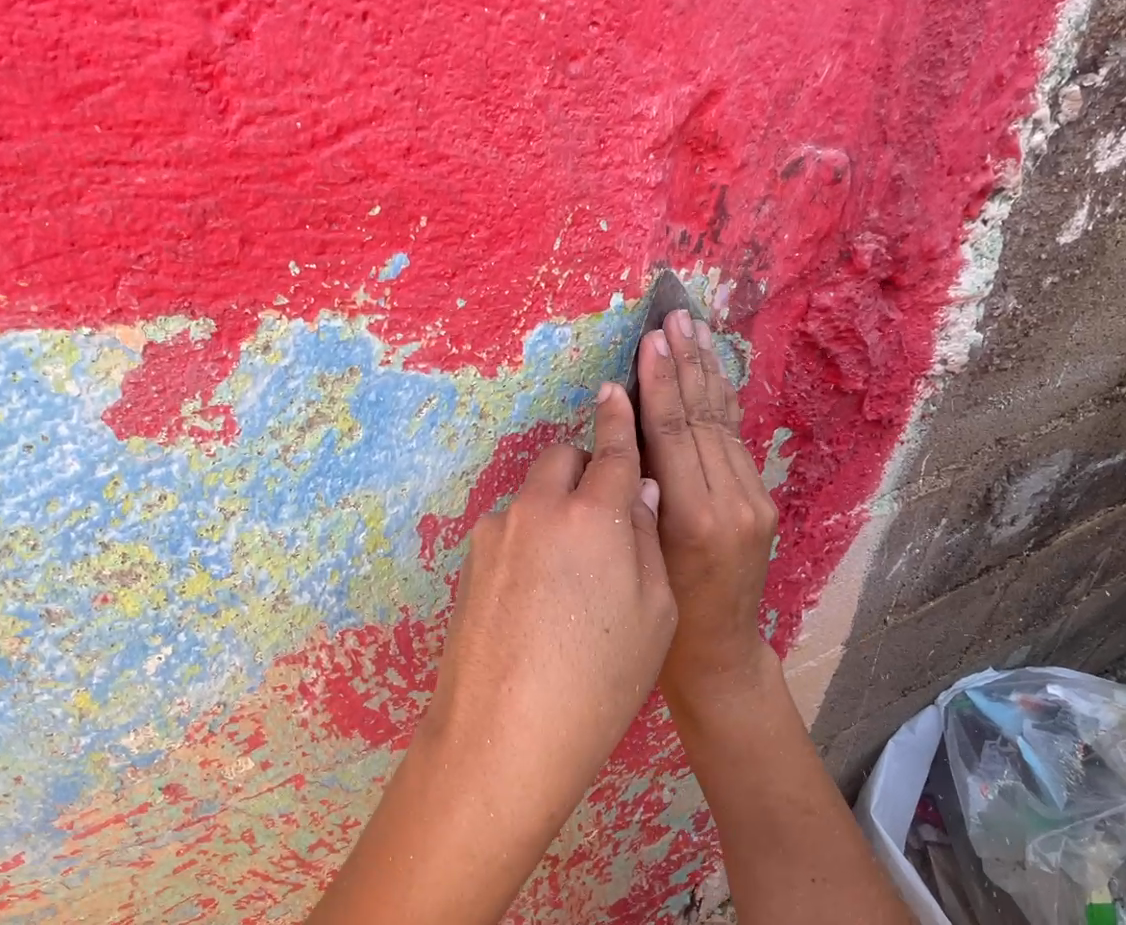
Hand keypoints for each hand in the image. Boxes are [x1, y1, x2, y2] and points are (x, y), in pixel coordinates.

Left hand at [424, 381, 676, 810]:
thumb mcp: (654, 612)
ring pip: (534, 494)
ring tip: (571, 571)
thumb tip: (637, 490)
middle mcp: (540, 508)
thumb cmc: (600, 681)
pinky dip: (530, 538)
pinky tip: (537, 595)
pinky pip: (511, 528)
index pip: (614, 448)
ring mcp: (497, 532)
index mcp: (595, 515)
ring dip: (556, 506)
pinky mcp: (471, 560)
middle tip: (606, 514)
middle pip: (563, 458)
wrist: (503, 734)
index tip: (618, 390)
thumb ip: (646, 538)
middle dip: (586, 468)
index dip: (621, 418)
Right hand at [637, 308, 779, 699]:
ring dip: (707, 372)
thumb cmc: (657, 614)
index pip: (674, 432)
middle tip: (676, 316)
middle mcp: (733, 501)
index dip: (659, 383)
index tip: (648, 341)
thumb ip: (639, 488)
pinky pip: (735, 441)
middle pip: (703, 418)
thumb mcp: (637, 550)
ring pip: (723, 423)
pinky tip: (713, 373)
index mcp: (695, 516)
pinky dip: (721, 402)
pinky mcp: (762, 503)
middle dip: (687, 363)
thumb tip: (629, 424)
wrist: (717, 654)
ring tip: (694, 329)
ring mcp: (754, 501)